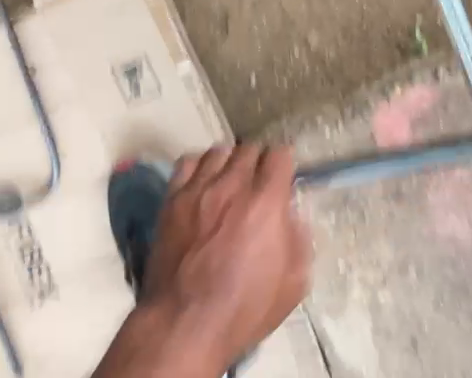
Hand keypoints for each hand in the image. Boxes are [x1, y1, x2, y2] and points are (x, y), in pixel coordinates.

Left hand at [94, 145, 311, 377]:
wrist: (186, 323)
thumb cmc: (244, 310)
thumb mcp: (292, 284)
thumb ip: (298, 240)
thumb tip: (291, 216)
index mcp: (265, 204)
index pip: (279, 155)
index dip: (284, 164)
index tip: (283, 176)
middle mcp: (232, 186)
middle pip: (249, 148)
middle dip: (258, 162)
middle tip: (258, 183)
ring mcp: (198, 189)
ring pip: (218, 151)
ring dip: (229, 162)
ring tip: (229, 181)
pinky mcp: (172, 197)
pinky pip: (187, 162)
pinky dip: (199, 167)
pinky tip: (202, 183)